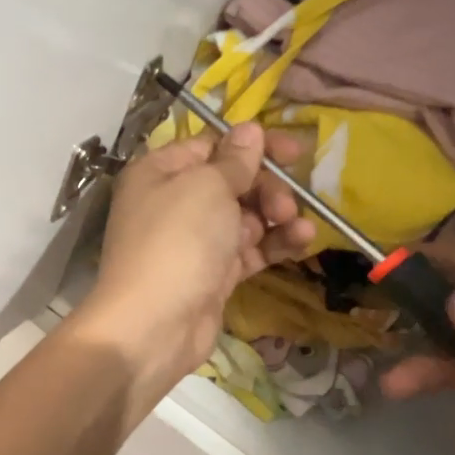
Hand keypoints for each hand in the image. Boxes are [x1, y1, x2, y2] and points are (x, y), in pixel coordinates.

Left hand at [74, 124, 316, 397]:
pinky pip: (249, 249)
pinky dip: (275, 243)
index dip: (252, 146)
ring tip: (297, 226)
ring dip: (278, 216)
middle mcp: (170, 203)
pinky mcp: (211, 274)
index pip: (209, 147)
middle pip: (231, 182)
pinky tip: (303, 242)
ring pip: (244, 217)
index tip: (295, 153)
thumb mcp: (206, 187)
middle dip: (267, 187)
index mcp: (157, 173)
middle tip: (284, 205)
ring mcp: (191, 241)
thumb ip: (233, 160)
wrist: (152, 324)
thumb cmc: (176, 242)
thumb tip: (248, 130)